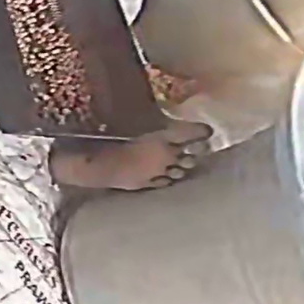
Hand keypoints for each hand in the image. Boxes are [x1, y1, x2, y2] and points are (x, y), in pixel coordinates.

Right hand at [49, 118, 213, 190]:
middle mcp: (170, 156)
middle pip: (193, 154)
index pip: (198, 133)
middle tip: (187, 148)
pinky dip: (166, 178)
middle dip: (193, 152)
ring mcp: (161, 172)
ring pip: (182, 170)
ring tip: (174, 163)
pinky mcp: (150, 184)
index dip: (202, 131)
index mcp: (166, 138)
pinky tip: (161, 175)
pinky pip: (166, 182)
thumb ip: (154, 126)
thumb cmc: (112, 144)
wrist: (99, 167)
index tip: (204, 131)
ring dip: (180, 166)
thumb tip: (164, 119)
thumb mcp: (134, 128)